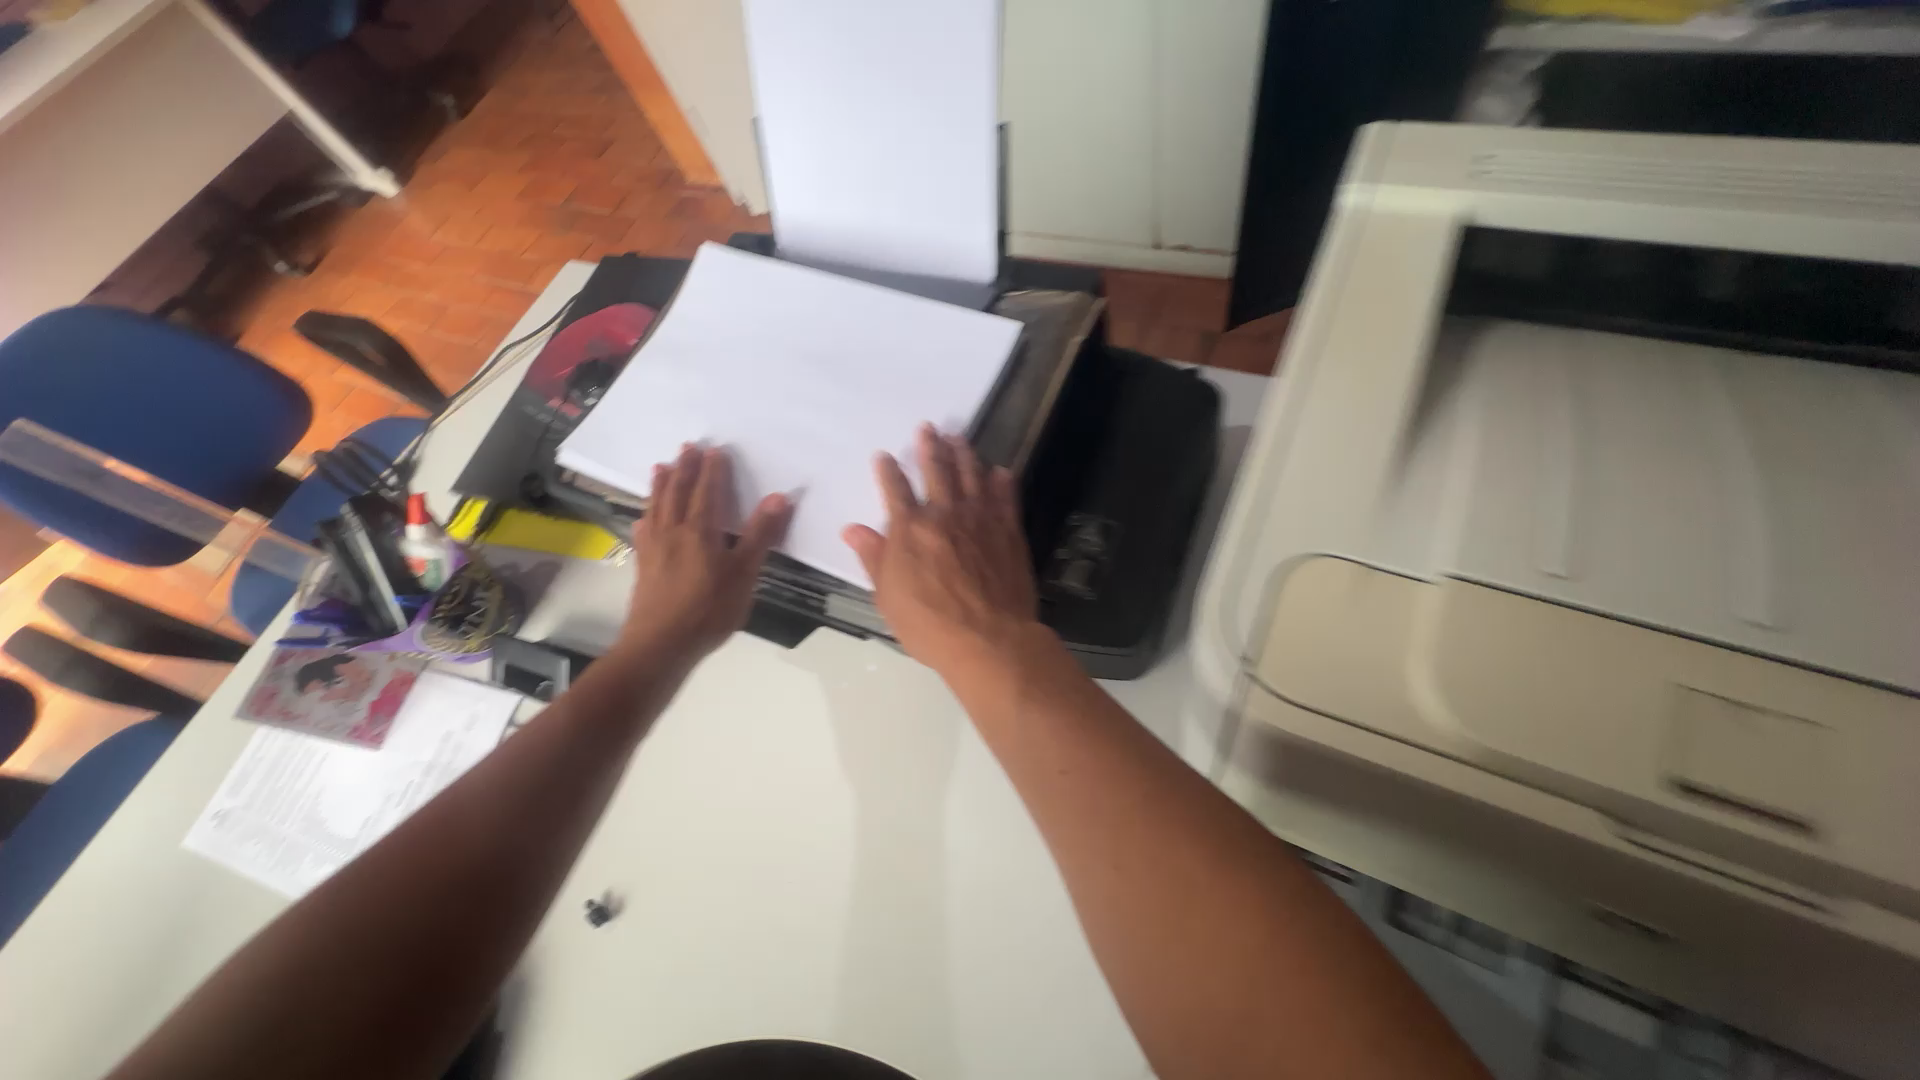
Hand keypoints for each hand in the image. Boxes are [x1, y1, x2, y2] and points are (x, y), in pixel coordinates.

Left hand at [619, 444, 790, 664]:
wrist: (660, 645)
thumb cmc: (709, 610)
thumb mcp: (744, 574)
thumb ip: (760, 535)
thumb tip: (778, 497)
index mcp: (701, 531)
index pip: (709, 492)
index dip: (714, 471)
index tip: (717, 450)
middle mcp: (673, 531)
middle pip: (679, 492)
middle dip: (685, 468)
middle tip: (689, 447)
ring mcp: (654, 548)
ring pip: (657, 507)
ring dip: (661, 485)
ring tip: (662, 467)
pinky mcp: (643, 566)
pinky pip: (643, 530)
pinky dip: (646, 516)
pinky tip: (644, 517)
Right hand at [842, 425, 1045, 684]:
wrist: (988, 639)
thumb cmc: (929, 625)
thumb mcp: (888, 597)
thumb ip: (874, 558)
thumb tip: (853, 529)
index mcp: (910, 529)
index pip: (895, 490)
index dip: (888, 471)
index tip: (884, 456)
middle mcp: (944, 514)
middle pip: (936, 471)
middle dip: (929, 448)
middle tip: (928, 428)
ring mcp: (980, 519)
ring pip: (971, 475)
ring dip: (964, 454)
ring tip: (959, 438)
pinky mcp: (1009, 531)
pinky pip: (1005, 497)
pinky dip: (1002, 481)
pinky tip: (1000, 471)